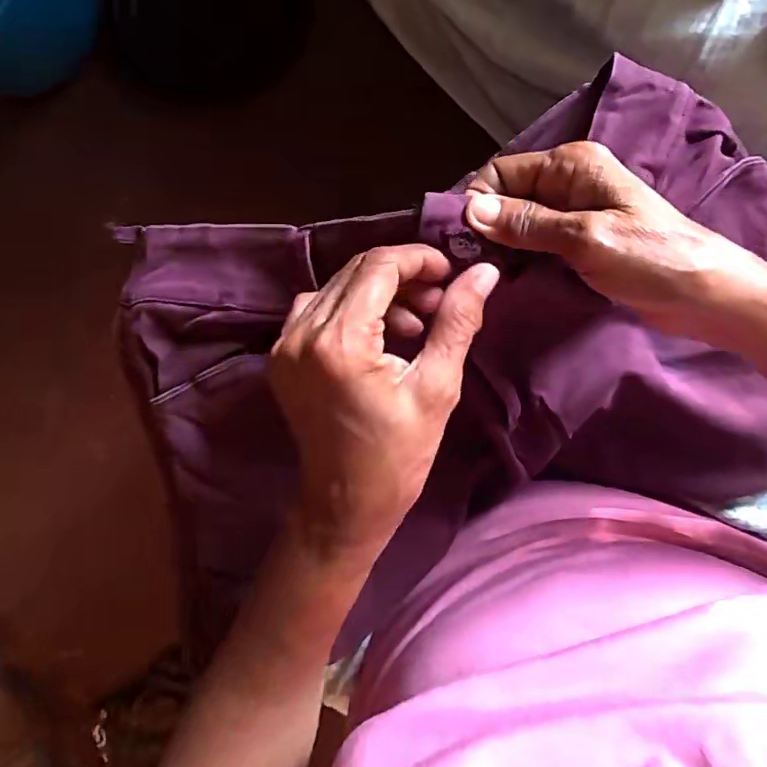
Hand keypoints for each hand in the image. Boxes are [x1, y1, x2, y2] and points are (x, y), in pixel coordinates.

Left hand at [269, 245, 499, 557]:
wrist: (344, 507)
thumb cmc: (398, 456)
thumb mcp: (437, 387)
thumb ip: (457, 322)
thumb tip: (484, 273)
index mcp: (340, 341)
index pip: (379, 266)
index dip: (419, 259)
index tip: (451, 274)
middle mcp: (302, 333)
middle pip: (357, 270)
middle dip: (404, 275)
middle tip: (440, 300)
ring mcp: (285, 344)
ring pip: (338, 285)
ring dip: (380, 291)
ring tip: (417, 322)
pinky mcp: (282, 356)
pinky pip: (318, 308)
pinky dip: (354, 307)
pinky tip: (382, 333)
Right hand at [463, 140, 766, 342]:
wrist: (708, 296)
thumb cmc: (653, 259)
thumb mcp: (585, 238)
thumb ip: (527, 223)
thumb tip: (467, 209)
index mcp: (572, 165)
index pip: (502, 171)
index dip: (478, 202)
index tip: (461, 241)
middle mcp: (570, 182)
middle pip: (508, 196)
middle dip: (486, 226)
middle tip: (469, 266)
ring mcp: (576, 214)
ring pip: (520, 223)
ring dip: (502, 246)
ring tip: (485, 277)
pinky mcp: (581, 244)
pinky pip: (538, 244)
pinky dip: (521, 259)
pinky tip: (509, 281)